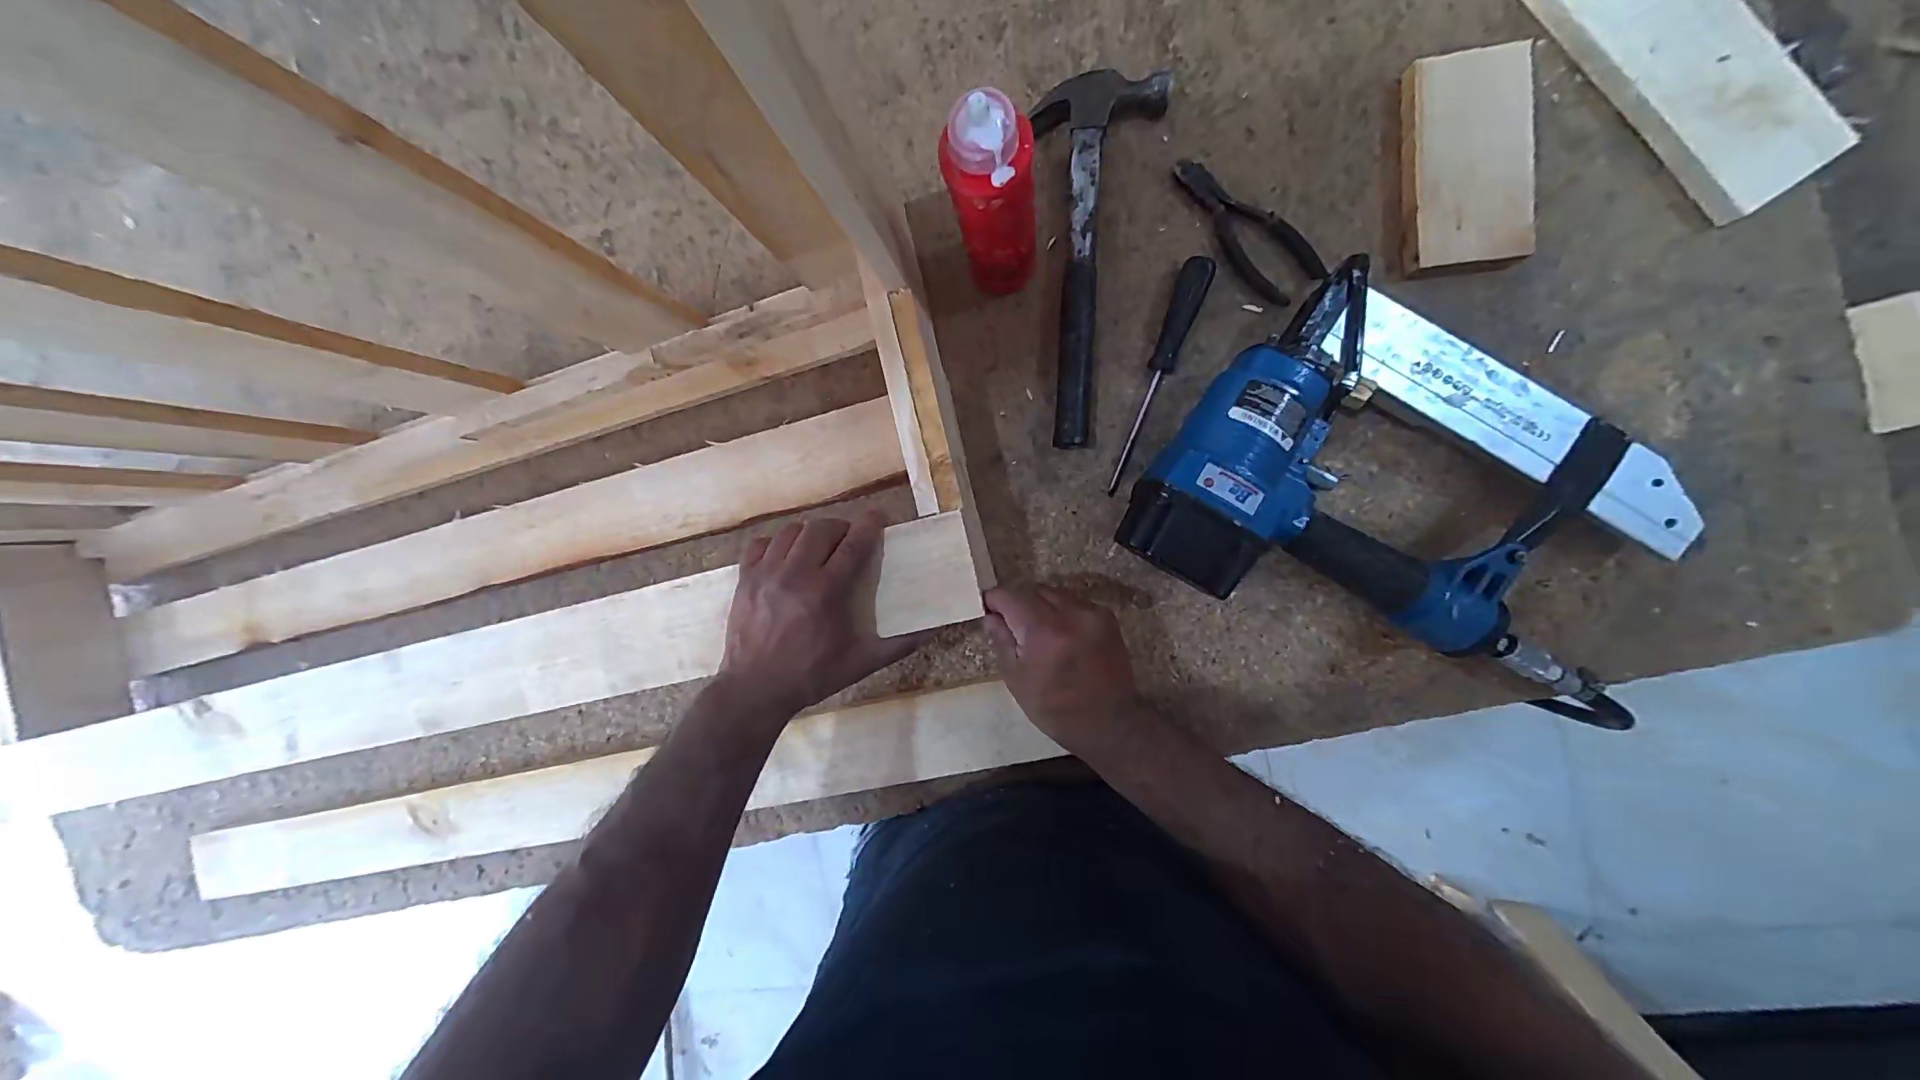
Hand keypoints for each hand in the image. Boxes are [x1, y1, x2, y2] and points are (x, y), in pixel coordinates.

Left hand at [717, 512, 925, 718]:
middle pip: (822, 528)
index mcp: (827, 591)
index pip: (854, 544)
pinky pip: (760, 543)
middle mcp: (796, 574)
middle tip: (848, 538)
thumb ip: (897, 645)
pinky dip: (776, 543)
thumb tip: (929, 632)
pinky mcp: (745, 579)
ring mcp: (766, 573)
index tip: (878, 516)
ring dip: (810, 533)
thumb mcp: (861, 663)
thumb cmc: (812, 675)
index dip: (869, 525)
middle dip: (840, 527)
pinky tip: (785, 556)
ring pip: (791, 531)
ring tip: (818, 545)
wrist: (756, 689)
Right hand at [982, 583, 1146, 752]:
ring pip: (1054, 593)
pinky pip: (1074, 602)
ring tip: (1036, 630)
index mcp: (1043, 631)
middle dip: (1017, 601)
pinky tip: (1060, 634)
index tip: (989, 609)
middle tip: (1010, 622)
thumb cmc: (1055, 708)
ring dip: (1040, 604)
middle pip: (1033, 590)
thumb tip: (990, 615)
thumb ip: (1002, 640)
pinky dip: (1061, 611)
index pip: (1010, 596)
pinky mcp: (1107, 617)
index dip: (995, 600)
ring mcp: (1092, 613)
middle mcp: (1070, 613)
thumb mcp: (1017, 679)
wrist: (1108, 722)